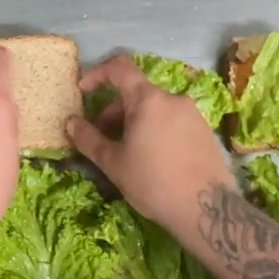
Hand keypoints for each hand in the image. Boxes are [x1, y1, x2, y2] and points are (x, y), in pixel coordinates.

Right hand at [67, 55, 234, 223]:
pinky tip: (151, 157)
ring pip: (154, 107)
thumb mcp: (113, 163)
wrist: (207, 210)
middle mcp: (173, 99)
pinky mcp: (204, 131)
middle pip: (136, 92)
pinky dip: (154, 128)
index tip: (83, 91)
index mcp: (148, 100)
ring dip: (133, 121)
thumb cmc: (153, 182)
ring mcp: (193, 114)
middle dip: (113, 109)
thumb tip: (70, 122)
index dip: (97, 74)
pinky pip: (171, 119)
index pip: (120, 68)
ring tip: (125, 151)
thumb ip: (88, 138)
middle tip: (101, 136)